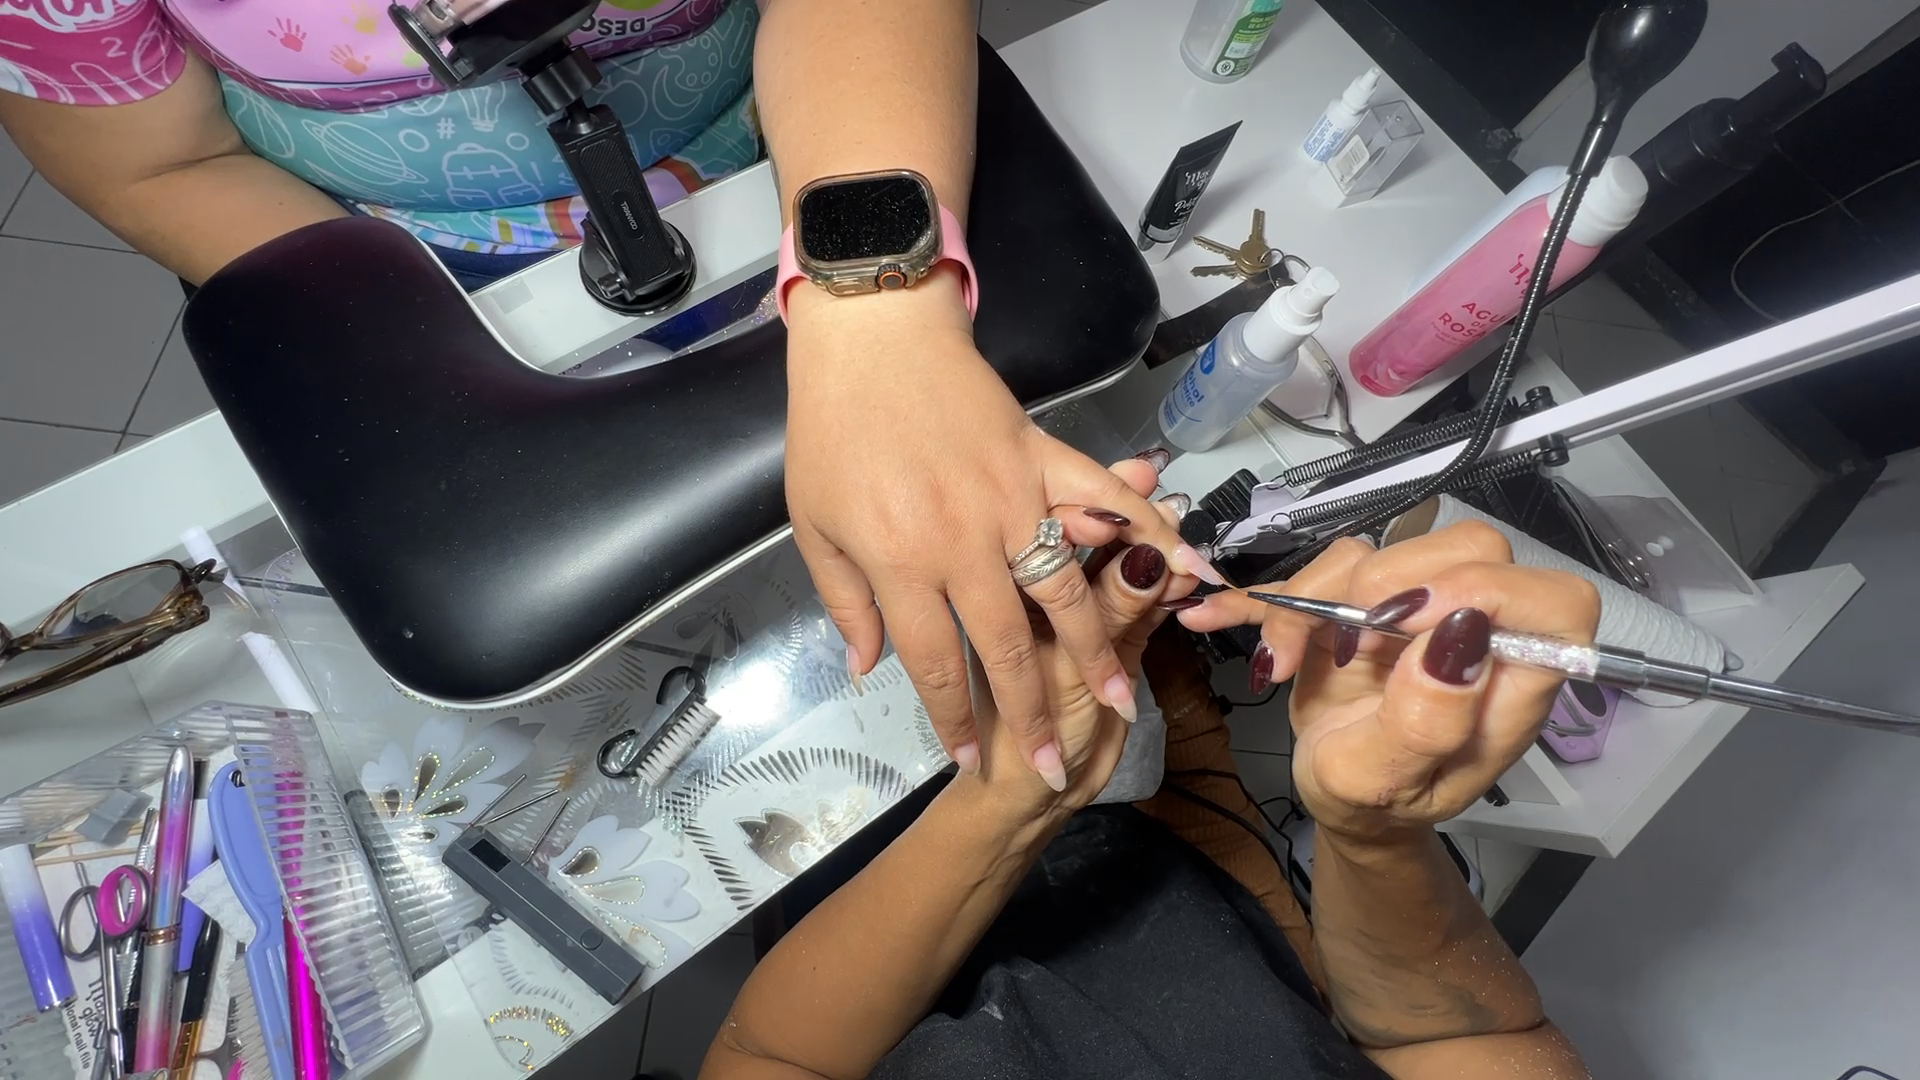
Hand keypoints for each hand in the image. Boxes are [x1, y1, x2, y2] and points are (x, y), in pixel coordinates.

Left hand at [785, 279, 1213, 790]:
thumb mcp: (814, 526)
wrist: (870, 341)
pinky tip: (1186, 568)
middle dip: (1031, 714)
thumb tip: (866, 670)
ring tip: (1119, 701)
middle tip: (1053, 766)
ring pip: (1065, 590)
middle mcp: (966, 545)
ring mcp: (1014, 500)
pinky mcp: (1044, 460)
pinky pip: (1103, 502)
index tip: (973, 760)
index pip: (933, 664)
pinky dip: (1147, 535)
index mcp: (901, 563)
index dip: (954, 719)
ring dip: (1096, 652)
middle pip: (1007, 646)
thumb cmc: (830, 434)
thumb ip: (846, 601)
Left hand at [965, 528, 1192, 823]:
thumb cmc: (1018, 731)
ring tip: (1182, 525)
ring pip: (1121, 570)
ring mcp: (1079, 613)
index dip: (1096, 509)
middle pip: (1093, 542)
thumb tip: (1149, 559)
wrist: (1030, 794)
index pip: (1054, 531)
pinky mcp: (1112, 638)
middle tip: (1169, 500)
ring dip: (1154, 552)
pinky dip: (1165, 592)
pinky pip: (1141, 606)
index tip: (1135, 487)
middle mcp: (1042, 589)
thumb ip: (1107, 616)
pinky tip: (1186, 574)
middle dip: (1133, 521)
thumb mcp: (1063, 669)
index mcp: (1008, 583)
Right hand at [1176, 523, 1599, 842]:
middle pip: (1461, 549)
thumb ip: (1425, 720)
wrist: (1339, 796)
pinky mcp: (1353, 604)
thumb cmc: (1374, 803)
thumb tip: (1459, 638)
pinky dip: (1257, 597)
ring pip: (1370, 554)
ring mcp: (1410, 611)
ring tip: (1282, 660)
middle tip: (1345, 642)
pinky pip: (1306, 574)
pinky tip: (1212, 616)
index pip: (1547, 599)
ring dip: (1308, 600)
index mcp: (1511, 677)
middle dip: (1384, 585)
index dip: (1481, 590)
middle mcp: (1470, 631)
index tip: (1403, 625)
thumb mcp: (1388, 780)